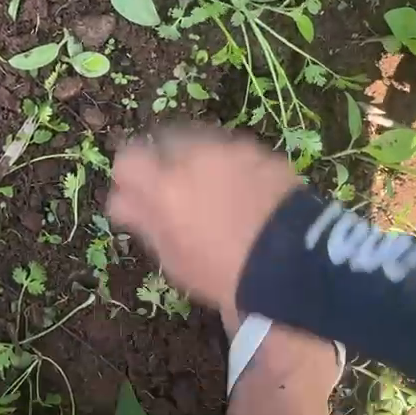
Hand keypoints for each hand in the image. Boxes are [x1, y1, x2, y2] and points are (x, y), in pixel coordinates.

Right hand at [107, 126, 301, 310]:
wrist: (296, 265)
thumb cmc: (223, 271)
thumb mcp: (174, 257)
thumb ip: (143, 221)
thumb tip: (119, 201)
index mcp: (163, 185)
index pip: (128, 160)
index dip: (129, 176)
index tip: (135, 194)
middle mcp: (193, 157)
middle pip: (164, 143)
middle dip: (165, 163)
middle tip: (176, 193)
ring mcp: (230, 150)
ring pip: (201, 144)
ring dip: (199, 161)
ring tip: (214, 193)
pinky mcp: (262, 153)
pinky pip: (234, 152)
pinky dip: (231, 165)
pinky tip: (244, 192)